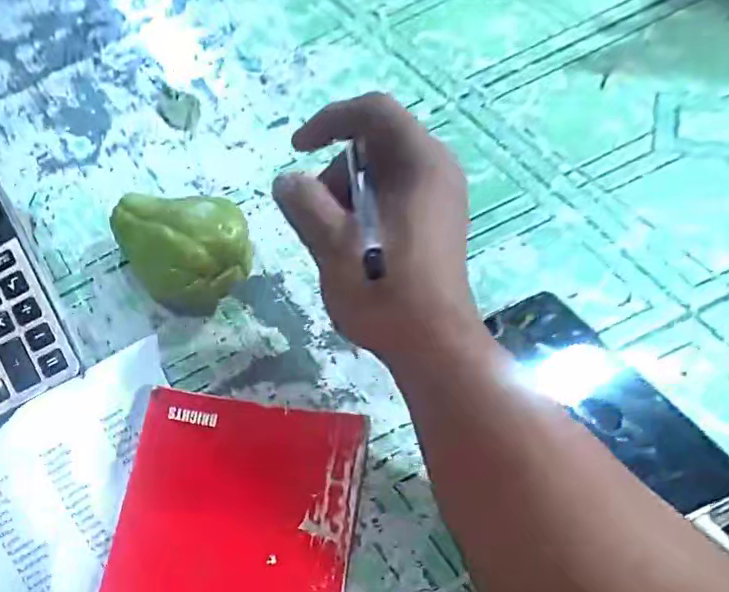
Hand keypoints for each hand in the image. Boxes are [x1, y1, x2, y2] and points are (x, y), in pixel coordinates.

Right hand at [273, 93, 499, 376]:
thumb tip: (286, 181)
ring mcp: (441, 198)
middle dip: (334, 172)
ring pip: (383, 175)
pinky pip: (395, 198)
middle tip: (314, 218)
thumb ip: (306, 206)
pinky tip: (354, 251)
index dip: (328, 121)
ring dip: (347, 198)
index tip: (296, 151)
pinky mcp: (438, 226)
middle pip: (376, 144)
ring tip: (331, 243)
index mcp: (418, 162)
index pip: (371, 112)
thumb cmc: (384, 294)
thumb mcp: (333, 249)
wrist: (433, 344)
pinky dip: (366, 211)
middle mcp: (437, 169)